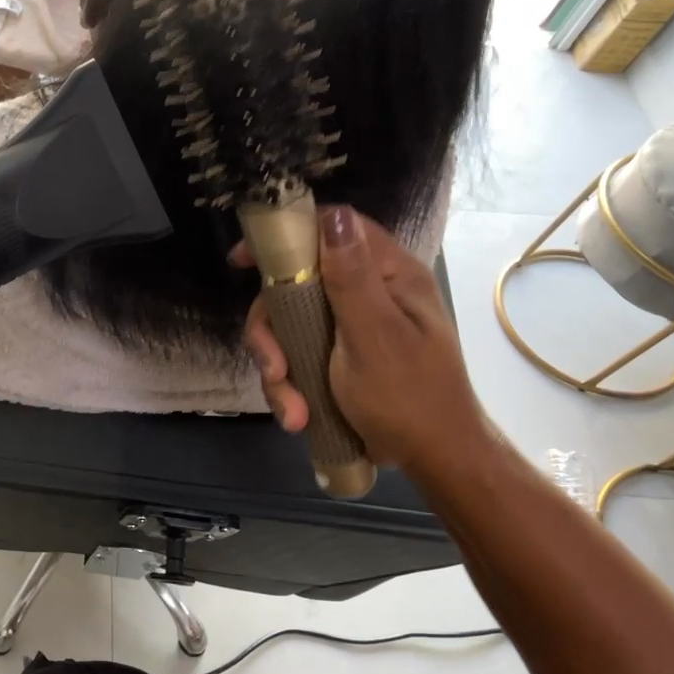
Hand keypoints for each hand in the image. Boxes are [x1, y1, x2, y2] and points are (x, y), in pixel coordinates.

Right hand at [235, 207, 494, 475]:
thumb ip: (351, 278)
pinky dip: (290, 388)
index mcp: (389, 275)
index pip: (333, 230)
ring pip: (288, 328)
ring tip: (292, 410)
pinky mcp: (338, 357)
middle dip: (273, 333)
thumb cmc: (409, 397)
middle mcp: (369, 293)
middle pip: (295, 288)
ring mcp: (351, 326)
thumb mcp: (374, 336)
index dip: (285, 237)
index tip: (242, 261)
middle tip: (273, 369)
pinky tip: (299, 416)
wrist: (431, 458)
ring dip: (280, 372)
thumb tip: (334, 215)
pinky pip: (297, 357)